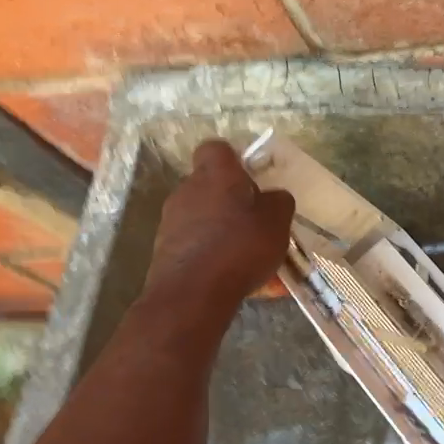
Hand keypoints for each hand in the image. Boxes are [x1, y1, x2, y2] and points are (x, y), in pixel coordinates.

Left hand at [145, 139, 295, 308]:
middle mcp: (187, 191)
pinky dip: (214, 254)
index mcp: (215, 175)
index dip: (234, 160)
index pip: (216, 149)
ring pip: (204, 217)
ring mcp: (171, 222)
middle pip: (211, 186)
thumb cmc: (241, 246)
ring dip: (224, 229)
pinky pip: (197, 244)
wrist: (192, 294)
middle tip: (258, 221)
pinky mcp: (164, 252)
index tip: (252, 178)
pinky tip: (236, 277)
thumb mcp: (278, 220)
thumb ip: (278, 201)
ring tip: (251, 256)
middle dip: (233, 200)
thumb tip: (272, 198)